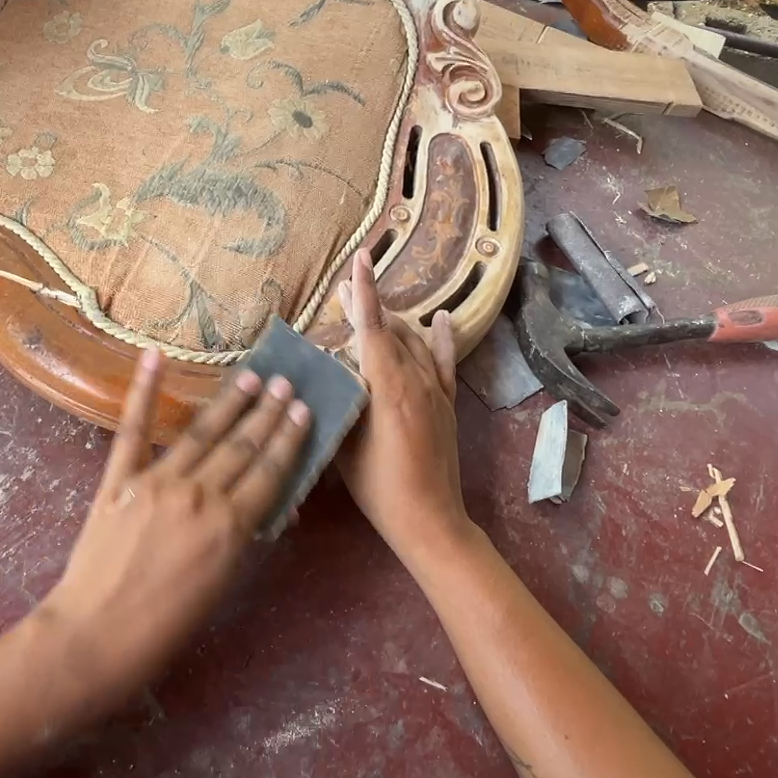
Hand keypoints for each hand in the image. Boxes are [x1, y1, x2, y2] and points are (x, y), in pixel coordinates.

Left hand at [36, 349, 310, 699]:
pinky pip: (135, 429)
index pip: (269, 471)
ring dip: (230, 402)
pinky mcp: (119, 478)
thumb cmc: (166, 624)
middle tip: (286, 383)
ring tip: (251, 376)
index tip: (304, 411)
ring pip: (202, 432)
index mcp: (230, 525)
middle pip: (242, 445)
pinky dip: (144, 390)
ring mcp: (158, 481)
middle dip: (268, 413)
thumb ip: (244, 538)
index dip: (289, 439)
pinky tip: (155, 357)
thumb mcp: (221, 585)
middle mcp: (200, 493)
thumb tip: (272, 507)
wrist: (97, 636)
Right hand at [334, 248, 472, 561]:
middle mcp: (414, 379)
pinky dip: (441, 338)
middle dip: (367, 306)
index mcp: (387, 386)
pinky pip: (446, 362)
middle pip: (390, 329)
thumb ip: (341, 401)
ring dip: (393, 321)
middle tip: (343, 290)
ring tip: (373, 307)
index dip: (364, 291)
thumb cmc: (378, 486)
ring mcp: (435, 390)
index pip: (372, 327)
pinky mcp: (447, 404)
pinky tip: (440, 318)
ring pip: (414, 341)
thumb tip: (330, 370)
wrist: (429, 519)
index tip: (360, 258)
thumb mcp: (345, 441)